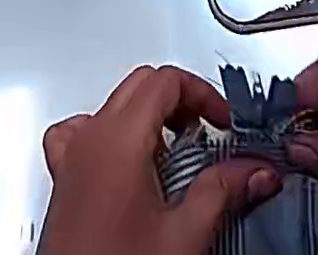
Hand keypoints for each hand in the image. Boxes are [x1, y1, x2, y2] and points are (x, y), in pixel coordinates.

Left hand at [39, 65, 280, 254]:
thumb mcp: (184, 236)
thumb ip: (221, 192)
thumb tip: (253, 169)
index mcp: (120, 138)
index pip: (165, 80)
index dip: (201, 93)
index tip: (225, 122)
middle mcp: (91, 135)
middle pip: (141, 84)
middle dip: (180, 99)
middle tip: (210, 132)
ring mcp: (73, 152)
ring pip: (114, 103)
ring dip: (149, 115)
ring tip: (177, 152)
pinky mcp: (65, 174)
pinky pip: (81, 130)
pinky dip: (109, 132)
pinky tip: (126, 160)